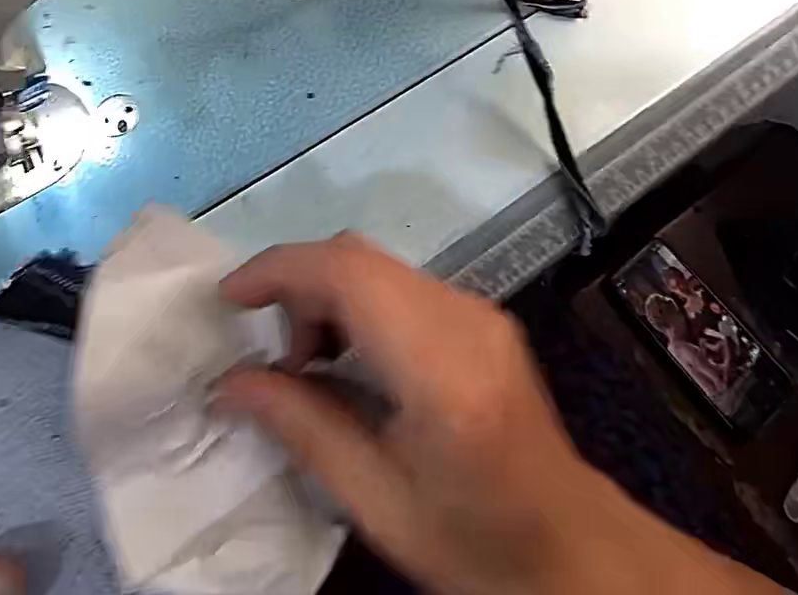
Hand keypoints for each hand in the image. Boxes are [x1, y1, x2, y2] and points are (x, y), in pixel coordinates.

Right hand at [212, 232, 790, 594]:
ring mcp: (480, 309)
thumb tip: (231, 381)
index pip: (352, 274)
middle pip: (363, 257)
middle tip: (279, 357)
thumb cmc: (472, 539)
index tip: (230, 296)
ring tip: (314, 367)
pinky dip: (362, 305)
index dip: (282, 269)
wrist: (567, 541)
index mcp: (441, 368)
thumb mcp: (376, 501)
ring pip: (381, 266)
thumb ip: (303, 427)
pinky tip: (356, 360)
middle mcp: (466, 317)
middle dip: (301, 286)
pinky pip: (404, 285)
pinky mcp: (483, 313)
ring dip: (331, 296)